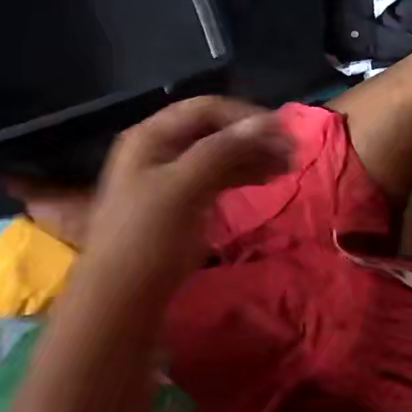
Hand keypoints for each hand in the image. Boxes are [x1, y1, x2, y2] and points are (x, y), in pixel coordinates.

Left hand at [16, 97, 292, 289]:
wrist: (119, 302)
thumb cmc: (148, 238)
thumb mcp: (184, 187)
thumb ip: (223, 150)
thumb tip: (268, 122)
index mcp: (152, 137)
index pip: (205, 109)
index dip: (244, 116)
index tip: (282, 132)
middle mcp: (160, 150)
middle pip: (215, 130)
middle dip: (253, 137)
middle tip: (292, 152)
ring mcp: (171, 178)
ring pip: (220, 154)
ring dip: (254, 156)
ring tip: (288, 166)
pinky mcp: (182, 203)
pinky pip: (218, 177)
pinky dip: (244, 175)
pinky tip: (267, 180)